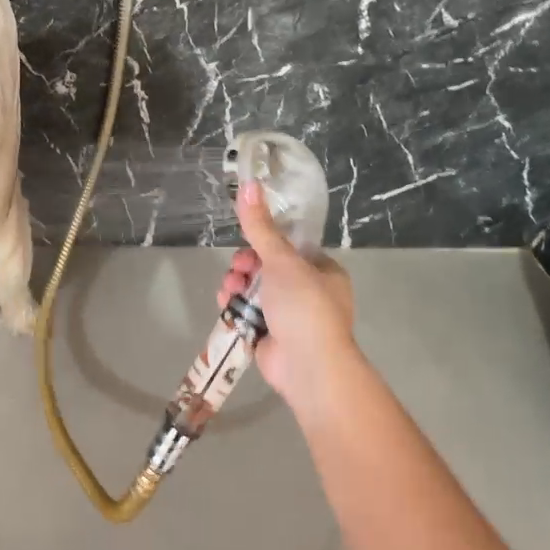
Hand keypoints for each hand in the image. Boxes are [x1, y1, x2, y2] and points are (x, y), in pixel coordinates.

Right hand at [216, 179, 357, 403]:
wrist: (308, 367)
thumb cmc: (303, 306)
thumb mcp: (281, 259)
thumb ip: (260, 225)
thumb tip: (248, 183)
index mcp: (323, 272)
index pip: (288, 247)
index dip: (264, 242)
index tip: (249, 244)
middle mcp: (309, 292)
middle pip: (266, 267)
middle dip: (245, 265)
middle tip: (239, 269)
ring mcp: (290, 317)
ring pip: (253, 289)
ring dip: (236, 285)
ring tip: (230, 291)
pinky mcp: (271, 336)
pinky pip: (247, 312)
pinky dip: (234, 307)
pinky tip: (226, 305)